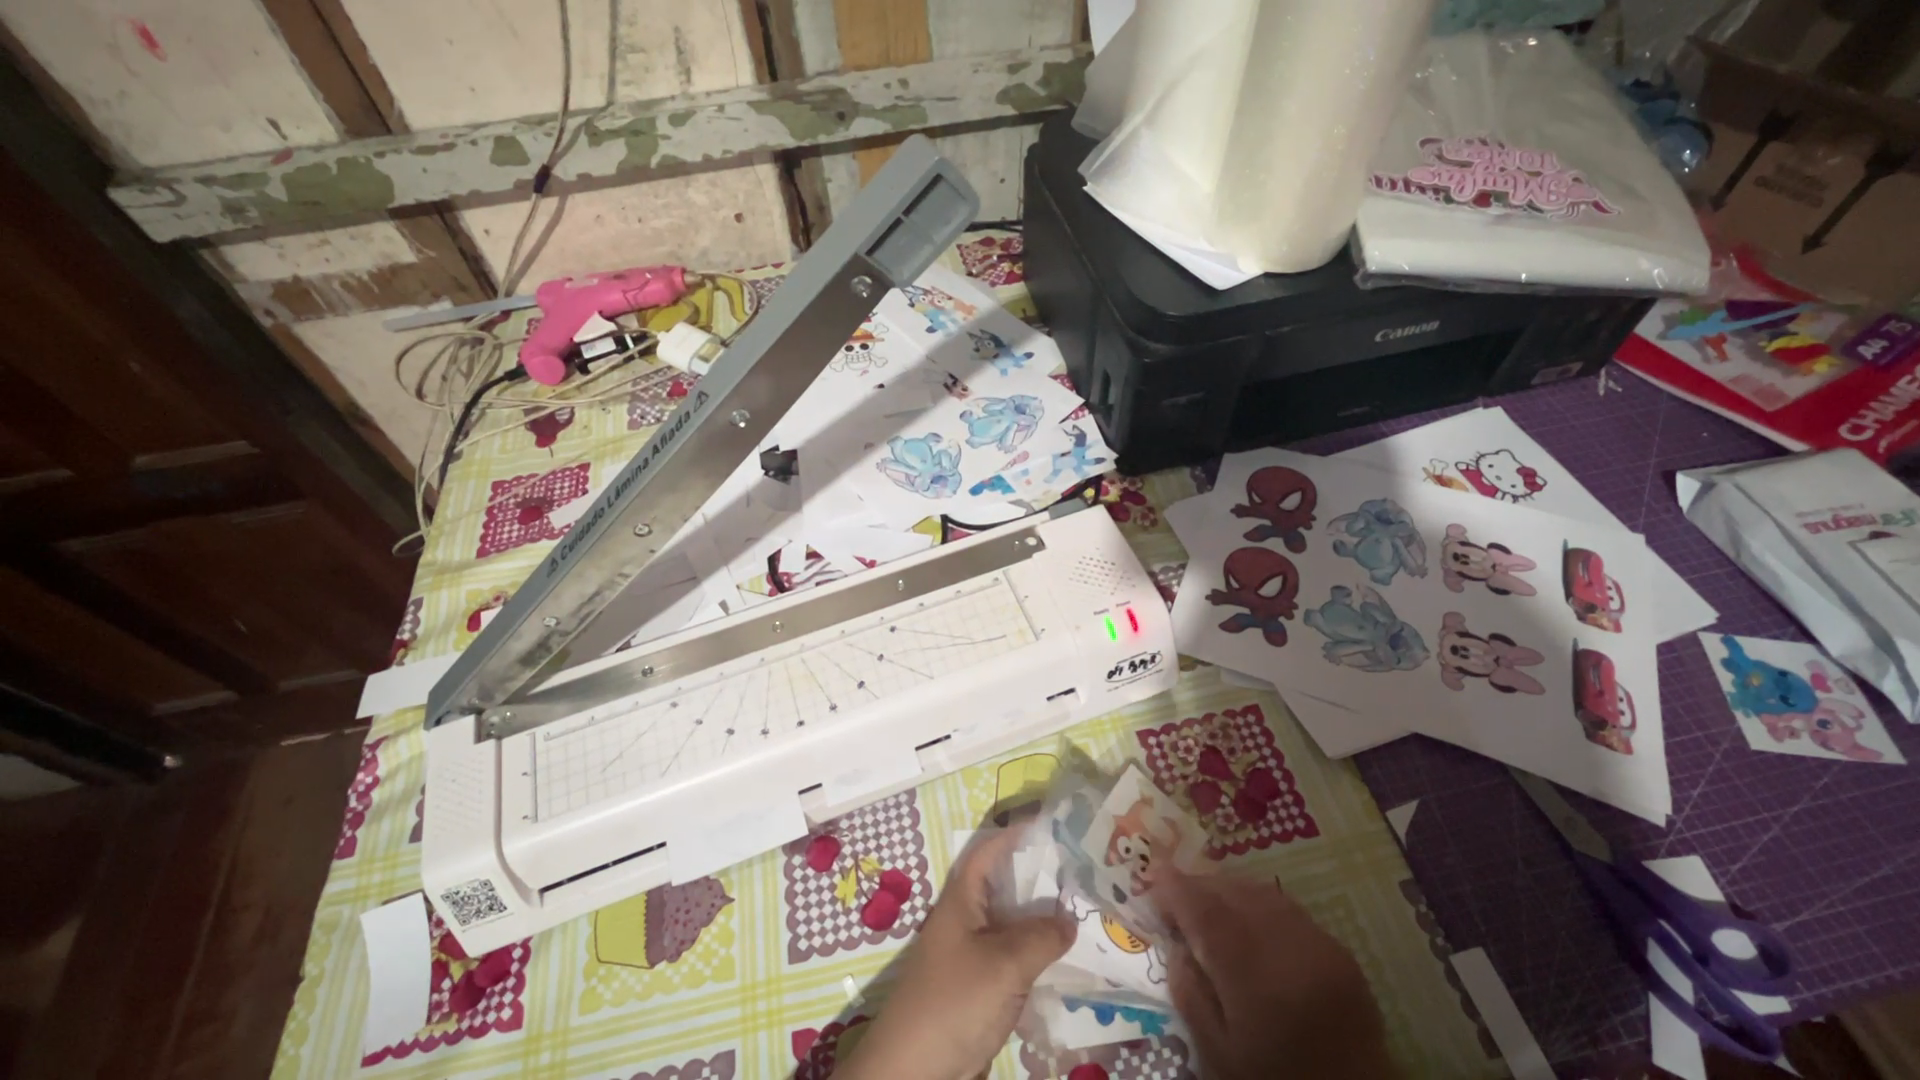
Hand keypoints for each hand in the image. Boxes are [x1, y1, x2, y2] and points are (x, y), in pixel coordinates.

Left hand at [837, 824, 1074, 1079]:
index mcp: (962, 900)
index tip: (1054, 820)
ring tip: (1089, 910)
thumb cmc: (954, 1002)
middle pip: (1006, 887)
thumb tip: (1069, 919)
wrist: (914, 1070)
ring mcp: (972, 956)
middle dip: (1041, 876)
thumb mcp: (1004, 964)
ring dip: (1045, 919)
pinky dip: (1041, 956)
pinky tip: (1071, 961)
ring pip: (1014, 925)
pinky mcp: (980, 989)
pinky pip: (1016, 960)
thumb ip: (1040, 936)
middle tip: (1086, 868)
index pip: (990, 850)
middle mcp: (967, 921)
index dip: (1017, 832)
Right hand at [1153, 870, 1397, 1079]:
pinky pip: (1290, 909)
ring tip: (1206, 903)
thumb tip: (1177, 944)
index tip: (1153, 874)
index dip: (1176, 888)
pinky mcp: (1340, 952)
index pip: (1206, 912)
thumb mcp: (1218, 1052)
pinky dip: (1260, 904)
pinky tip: (1247, 921)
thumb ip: (1190, 994)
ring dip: (1229, 889)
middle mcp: (1289, 947)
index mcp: (1253, 975)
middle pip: (1235, 892)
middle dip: (1200, 885)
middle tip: (1174, 894)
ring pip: (1264, 893)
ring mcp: (1320, 945)